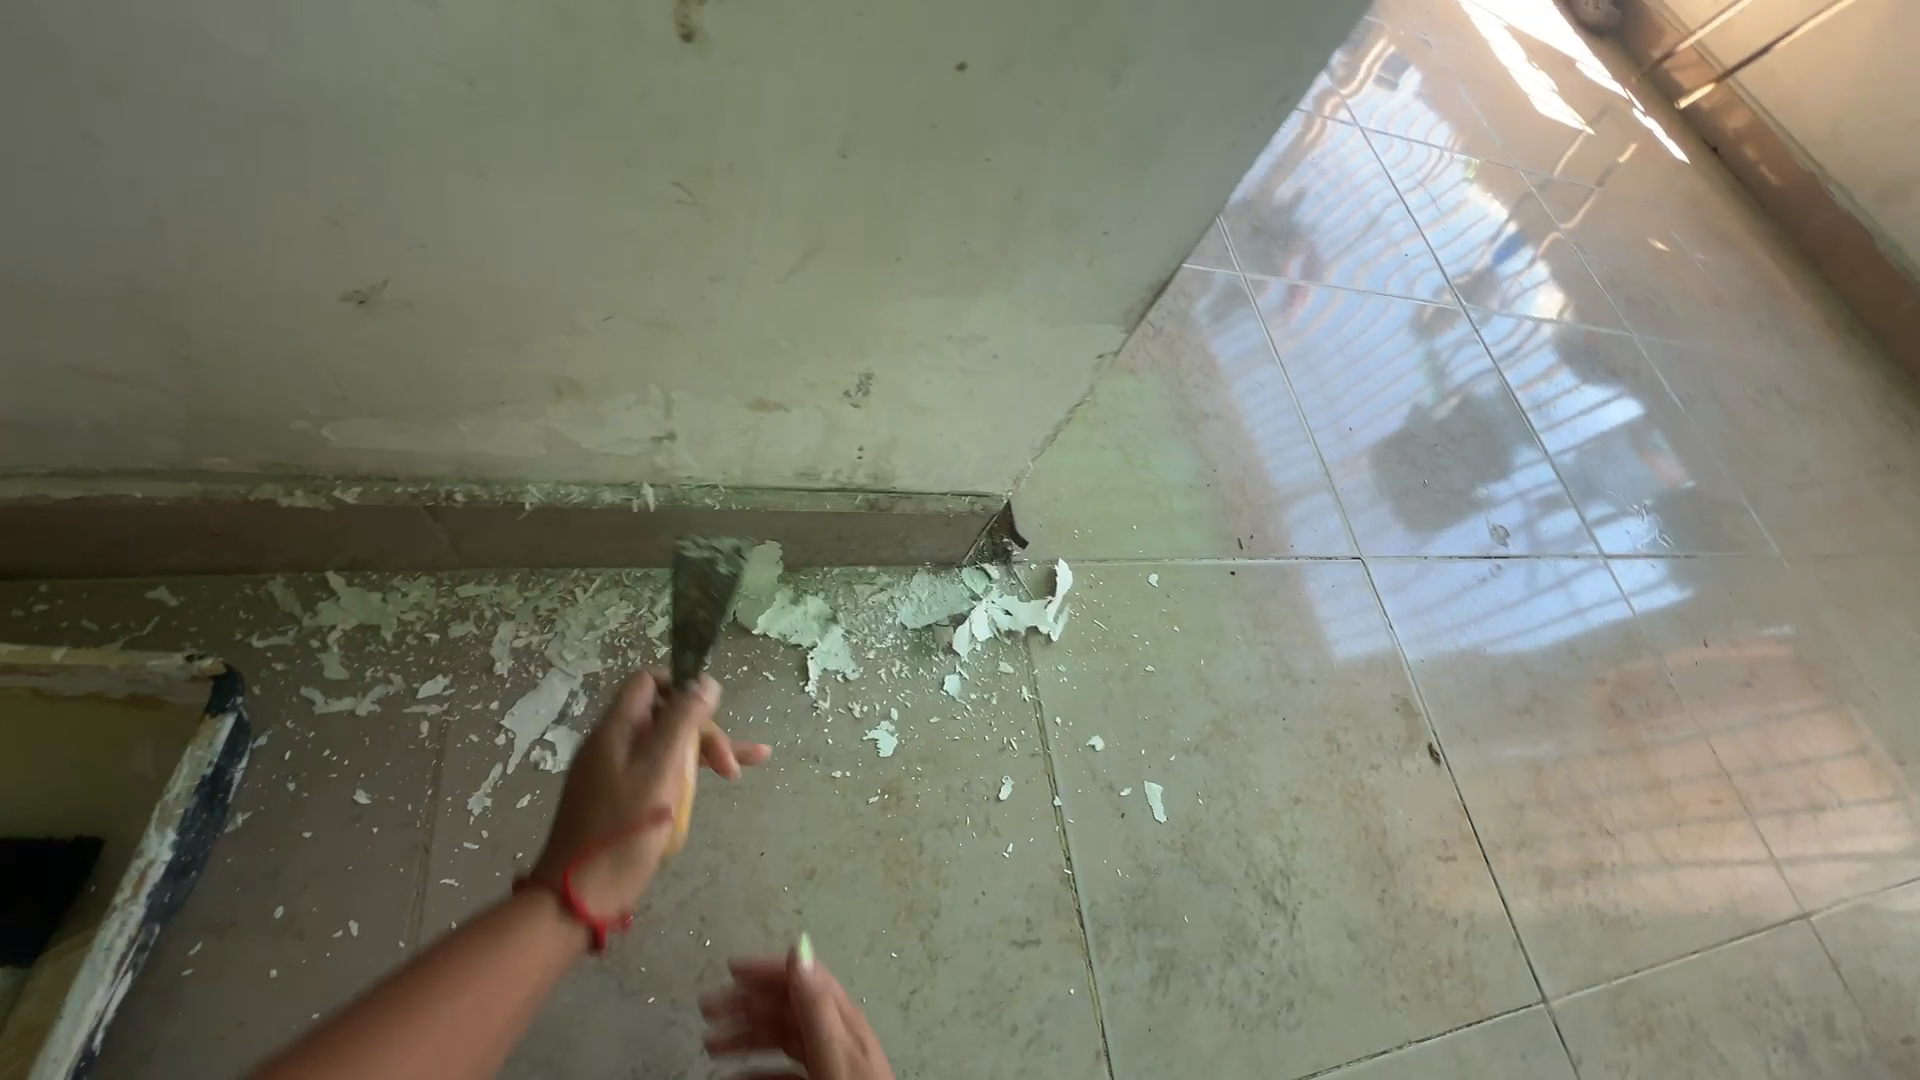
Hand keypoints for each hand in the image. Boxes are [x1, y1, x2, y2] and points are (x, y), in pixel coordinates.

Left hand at [530, 670, 769, 915]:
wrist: (579, 898)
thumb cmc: (622, 830)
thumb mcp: (659, 769)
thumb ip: (682, 721)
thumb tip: (705, 681)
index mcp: (616, 730)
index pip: (649, 682)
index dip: (682, 686)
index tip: (712, 709)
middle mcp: (614, 744)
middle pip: (665, 716)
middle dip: (703, 732)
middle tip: (730, 764)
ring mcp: (617, 772)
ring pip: (668, 746)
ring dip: (703, 754)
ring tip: (741, 770)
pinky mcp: (623, 798)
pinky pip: (661, 772)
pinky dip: (688, 776)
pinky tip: (714, 787)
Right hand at [700, 937, 895, 1079]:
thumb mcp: (833, 1049)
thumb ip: (815, 1004)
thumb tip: (799, 950)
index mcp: (838, 1016)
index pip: (801, 976)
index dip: (767, 969)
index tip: (732, 970)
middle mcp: (832, 1031)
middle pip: (785, 1007)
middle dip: (746, 1003)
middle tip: (709, 1009)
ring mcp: (826, 1058)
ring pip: (780, 1038)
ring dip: (745, 1035)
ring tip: (711, 1044)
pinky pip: (783, 1070)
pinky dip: (757, 1070)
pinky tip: (734, 1077)